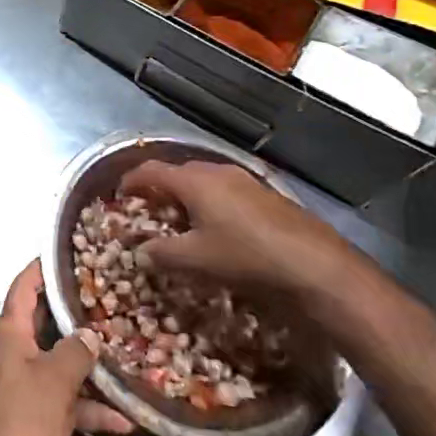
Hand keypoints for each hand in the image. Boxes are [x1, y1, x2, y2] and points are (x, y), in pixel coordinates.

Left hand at [0, 260, 132, 435]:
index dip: (40, 268)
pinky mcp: (39, 419)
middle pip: (47, 324)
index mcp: (11, 335)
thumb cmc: (20, 422)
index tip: (64, 253)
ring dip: (92, 366)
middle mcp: (17, 355)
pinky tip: (127, 419)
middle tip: (110, 297)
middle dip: (75, 313)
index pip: (22, 288)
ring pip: (64, 366)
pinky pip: (70, 405)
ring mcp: (28, 388)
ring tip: (128, 352)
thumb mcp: (52, 381)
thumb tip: (91, 333)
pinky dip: (94, 409)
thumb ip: (75, 352)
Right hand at [121, 159, 357, 297]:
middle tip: (150, 209)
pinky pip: (226, 190)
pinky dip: (212, 202)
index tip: (120, 193)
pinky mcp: (266, 194)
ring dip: (188, 194)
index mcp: (194, 181)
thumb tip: (141, 250)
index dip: (132, 180)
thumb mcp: (196, 260)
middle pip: (178, 172)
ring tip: (183, 219)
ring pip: (205, 180)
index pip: (151, 171)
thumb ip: (163, 252)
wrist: (315, 264)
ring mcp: (245, 180)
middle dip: (160, 187)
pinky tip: (219, 226)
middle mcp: (217, 172)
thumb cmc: (246, 256)